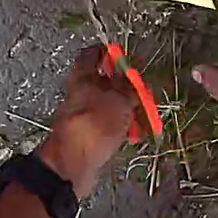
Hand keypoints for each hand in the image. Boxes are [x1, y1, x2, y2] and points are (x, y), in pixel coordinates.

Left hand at [37, 45, 140, 197]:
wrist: (73, 164)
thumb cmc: (95, 124)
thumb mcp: (119, 99)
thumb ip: (129, 87)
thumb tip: (133, 79)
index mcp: (82, 77)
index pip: (92, 54)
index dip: (108, 53)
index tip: (124, 57)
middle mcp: (80, 94)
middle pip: (103, 82)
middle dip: (125, 87)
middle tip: (142, 92)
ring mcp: (83, 116)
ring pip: (108, 106)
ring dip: (126, 109)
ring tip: (144, 117)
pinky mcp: (87, 136)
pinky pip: (108, 126)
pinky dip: (121, 128)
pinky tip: (134, 135)